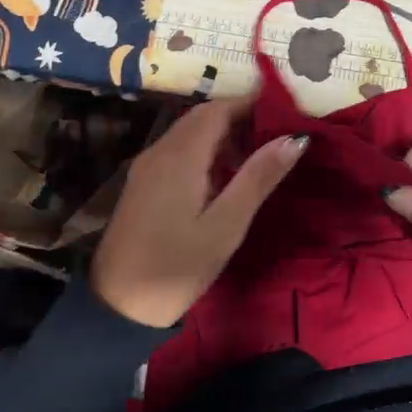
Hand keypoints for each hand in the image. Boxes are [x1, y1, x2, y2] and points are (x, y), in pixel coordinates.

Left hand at [92, 99, 307, 327]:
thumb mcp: (226, 225)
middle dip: (240, 118)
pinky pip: (179, 151)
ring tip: (260, 156)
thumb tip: (295, 137)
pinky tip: (226, 177)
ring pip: (190, 134)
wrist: (116, 308)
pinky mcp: (143, 185)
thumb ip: (259, 177)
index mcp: (180, 155)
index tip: (286, 112)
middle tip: (279, 134)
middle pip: (203, 117)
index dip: (252, 104)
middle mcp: (160, 151)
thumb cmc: (177, 265)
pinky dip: (206, 151)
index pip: (219, 109)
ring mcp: (147, 168)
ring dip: (224, 135)